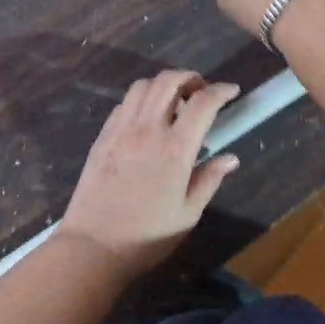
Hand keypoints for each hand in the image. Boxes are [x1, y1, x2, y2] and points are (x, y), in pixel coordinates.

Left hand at [59, 69, 241, 275]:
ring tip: (174, 102)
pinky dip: (142, 100)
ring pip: (143, 86)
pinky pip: (124, 104)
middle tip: (201, 91)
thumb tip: (230, 158)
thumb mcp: (188, 213)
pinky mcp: (103, 137)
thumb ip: (210, 180)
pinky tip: (148, 118)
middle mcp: (147, 129)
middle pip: (168, 81)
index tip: (232, 91)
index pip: (202, 103)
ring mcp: (121, 130)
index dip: (221, 91)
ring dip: (163, 85)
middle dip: (190, 77)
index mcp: (175, 149)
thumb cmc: (147, 236)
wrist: (93, 246)